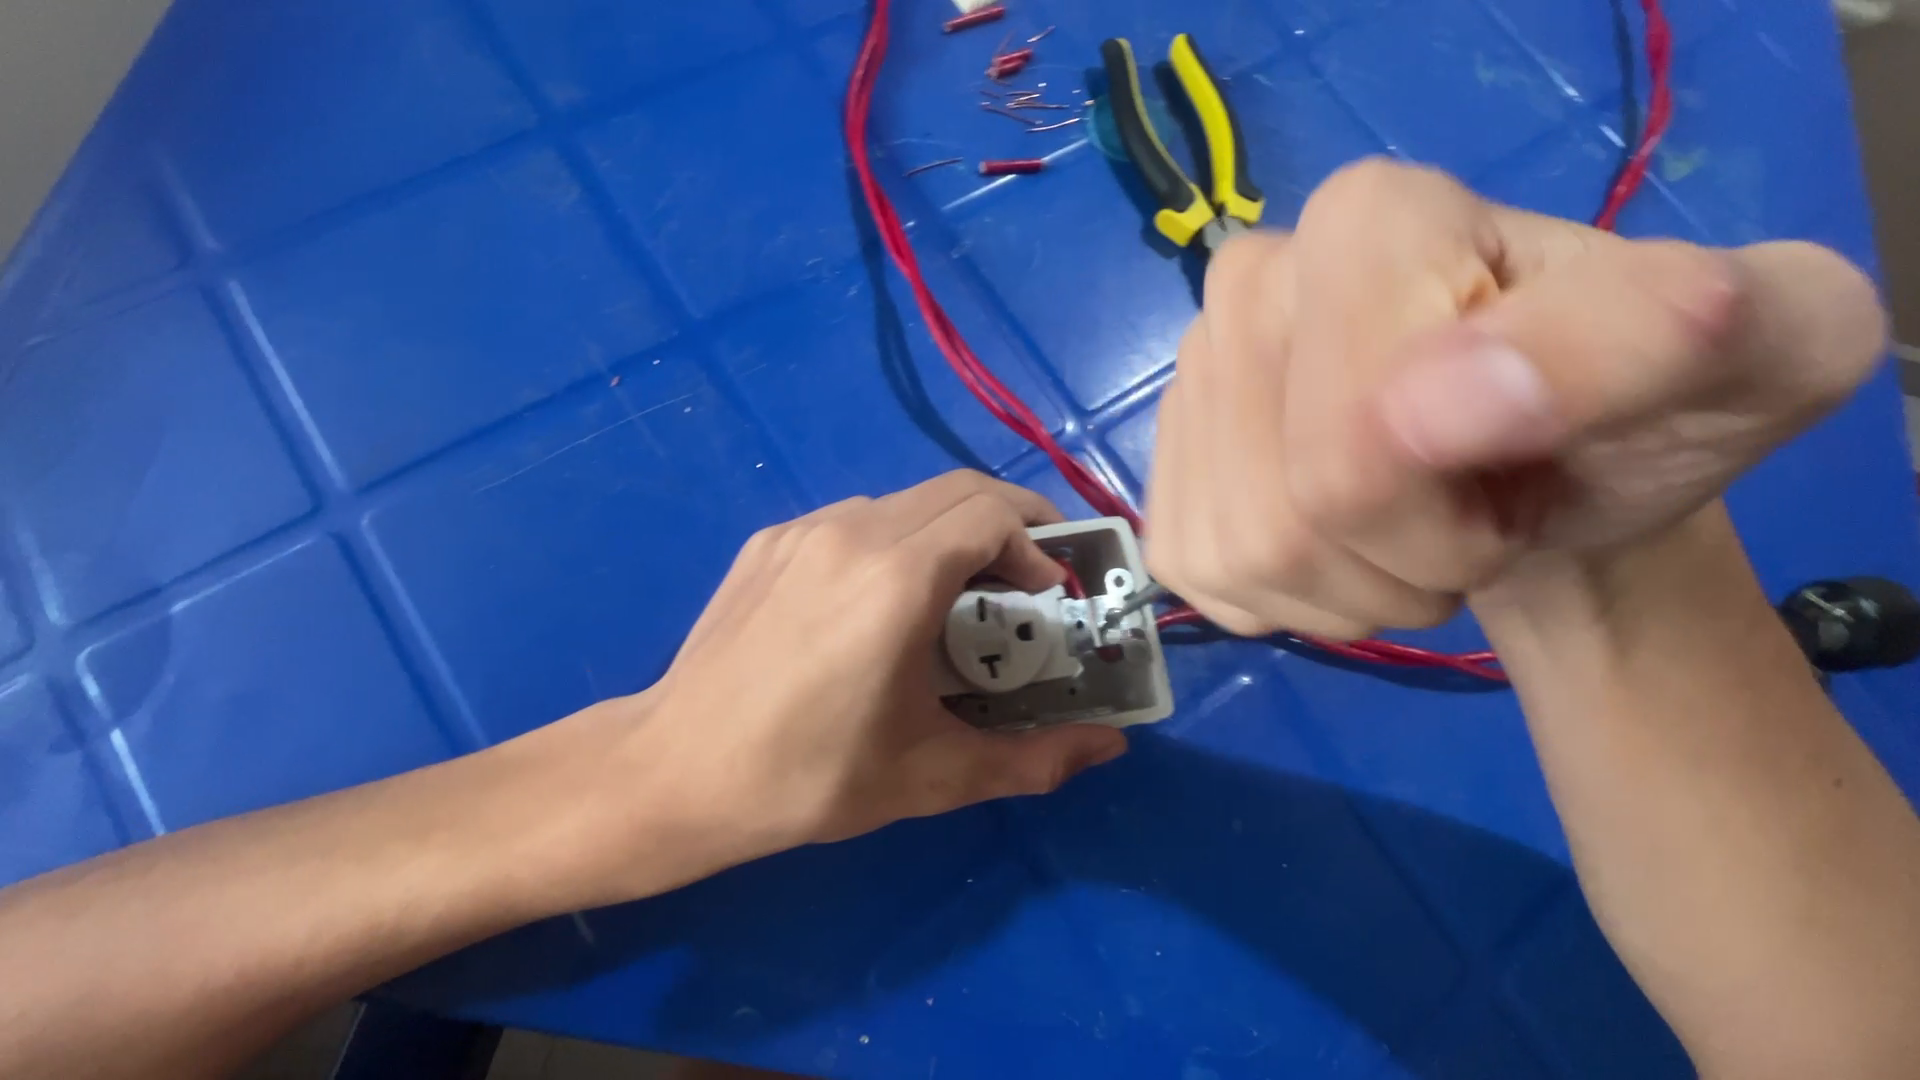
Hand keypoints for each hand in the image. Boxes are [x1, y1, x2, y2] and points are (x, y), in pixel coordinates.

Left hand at [550, 471, 1127, 903]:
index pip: (995, 512)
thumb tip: (1111, 747)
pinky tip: (884, 603)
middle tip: (1030, 583)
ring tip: (961, 596)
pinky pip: (855, 520)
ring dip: (952, 533)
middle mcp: (851, 531)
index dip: (1039, 545)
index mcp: (896, 578)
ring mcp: (802, 529)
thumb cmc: (808, 778)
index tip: (1052, 599)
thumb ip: (1034, 759)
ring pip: (906, 502)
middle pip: (959, 490)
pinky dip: (897, 541)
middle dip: (1011, 524)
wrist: (675, 772)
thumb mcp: (932, 777)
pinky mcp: (768, 541)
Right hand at [1146, 158, 1885, 637]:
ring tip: (1408, 538)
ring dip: (1346, 591)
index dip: (1450, 520)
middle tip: (1471, 521)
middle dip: (1399, 566)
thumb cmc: (1640, 415)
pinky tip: (1337, 551)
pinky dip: (1286, 602)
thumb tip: (1424, 410)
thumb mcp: (1751, 352)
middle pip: (1282, 514)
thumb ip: (1632, 344)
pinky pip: (1199, 573)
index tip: (1522, 479)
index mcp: (1365, 220)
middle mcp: (1244, 284)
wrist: (1548, 468)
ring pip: (1237, 556)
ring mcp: (1187, 379)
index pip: (1351, 446)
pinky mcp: (1161, 467)